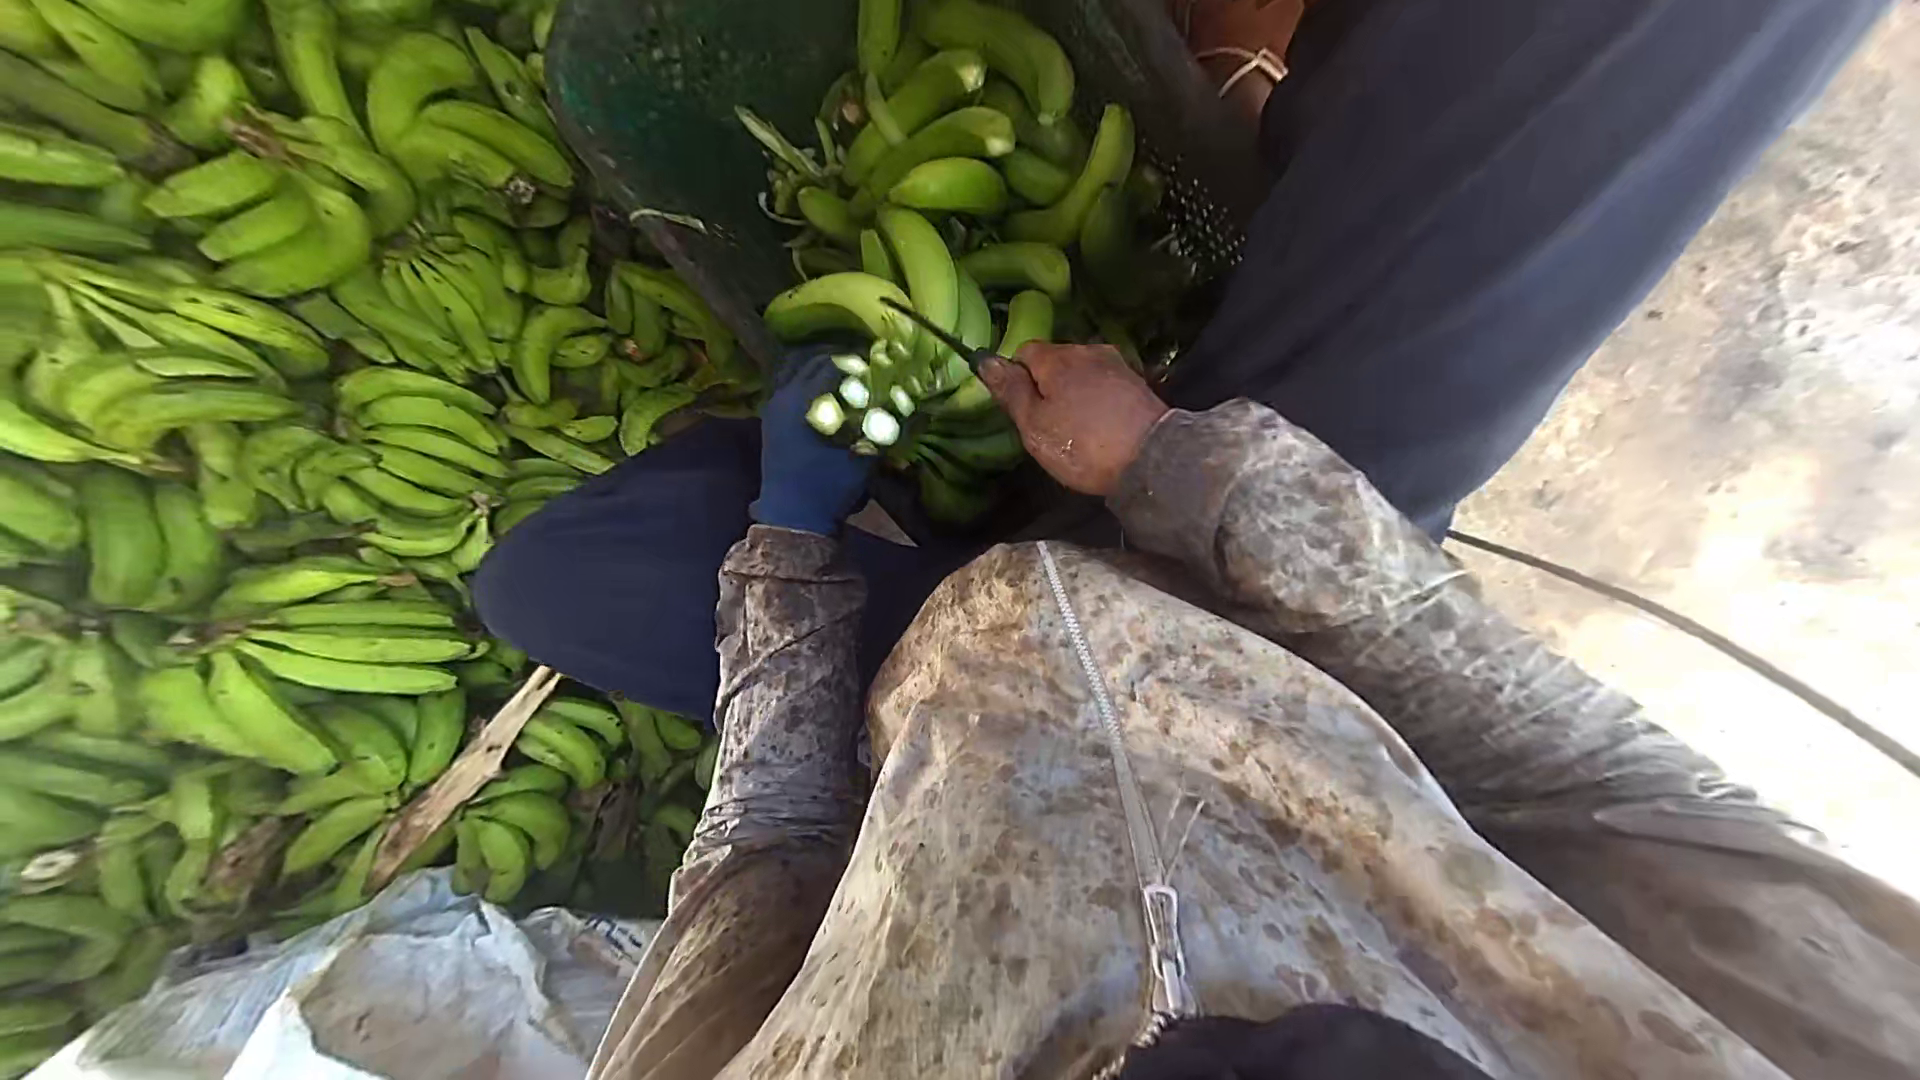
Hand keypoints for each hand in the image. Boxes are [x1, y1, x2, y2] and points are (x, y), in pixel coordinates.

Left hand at [751, 351, 872, 534]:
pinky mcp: (771, 419)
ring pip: (794, 369)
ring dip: (819, 366)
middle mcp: (783, 397)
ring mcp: (773, 407)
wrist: (792, 517)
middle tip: (864, 366)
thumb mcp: (863, 459)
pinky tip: (824, 391)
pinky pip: (786, 384)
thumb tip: (913, 408)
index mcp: (802, 402)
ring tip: (844, 374)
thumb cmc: (827, 487)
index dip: (857, 362)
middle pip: (810, 360)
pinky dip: (805, 380)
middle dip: (838, 359)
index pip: (831, 364)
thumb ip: (885, 429)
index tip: (876, 365)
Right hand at [978, 343, 1169, 495]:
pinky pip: (1102, 384)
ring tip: (1075, 427)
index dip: (1017, 378)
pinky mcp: (1136, 383)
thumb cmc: (1082, 446)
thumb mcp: (1034, 425)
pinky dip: (1095, 399)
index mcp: (1057, 358)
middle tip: (1047, 424)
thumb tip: (986, 361)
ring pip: (1080, 372)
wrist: (1151, 459)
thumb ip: (1011, 391)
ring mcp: (1116, 364)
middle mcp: (1088, 350)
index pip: (1024, 351)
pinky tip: (1098, 425)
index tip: (1021, 409)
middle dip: (1046, 385)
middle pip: (1054, 361)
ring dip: (1072, 392)